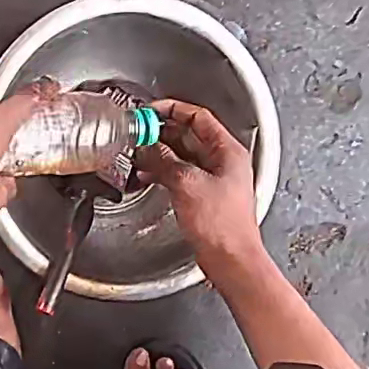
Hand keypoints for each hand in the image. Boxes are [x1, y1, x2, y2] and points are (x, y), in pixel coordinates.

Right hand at [136, 99, 263, 267]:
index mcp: (227, 151)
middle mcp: (221, 162)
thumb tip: (147, 147)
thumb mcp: (187, 184)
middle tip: (139, 132)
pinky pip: (178, 174)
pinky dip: (162, 172)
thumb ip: (164, 161)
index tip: (151, 110)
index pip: (199, 117)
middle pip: (188, 136)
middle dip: (162, 132)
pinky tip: (146, 175)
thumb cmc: (222, 225)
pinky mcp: (202, 196)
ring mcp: (212, 179)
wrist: (230, 259)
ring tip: (138, 153)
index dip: (174, 110)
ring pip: (181, 156)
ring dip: (159, 153)